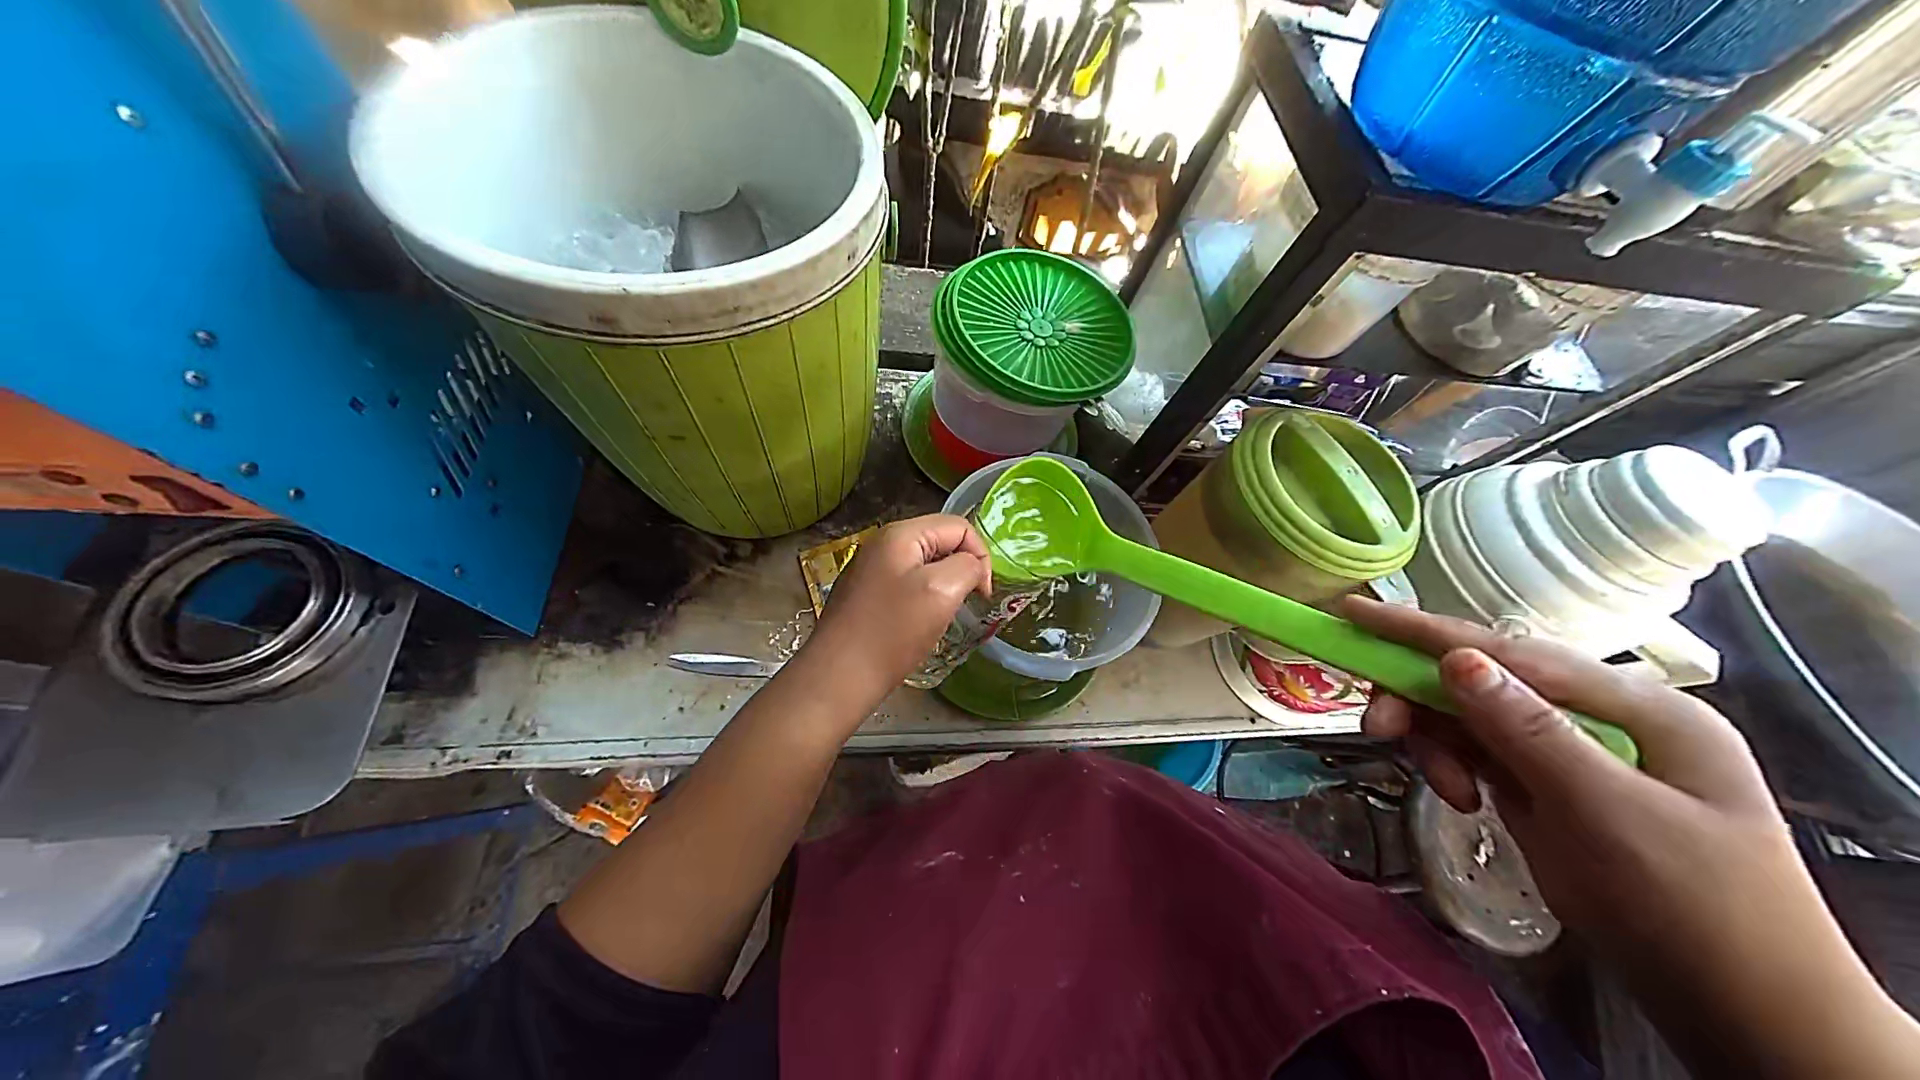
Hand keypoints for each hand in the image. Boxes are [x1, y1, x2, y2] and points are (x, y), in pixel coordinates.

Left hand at [799, 514, 991, 702]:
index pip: (959, 526)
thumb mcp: (942, 591)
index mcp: (900, 534)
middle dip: (960, 569)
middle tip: (963, 605)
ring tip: (940, 617)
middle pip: (941, 542)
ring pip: (925, 565)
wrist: (839, 675)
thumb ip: (967, 566)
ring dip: (942, 587)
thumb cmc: (893, 632)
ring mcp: (870, 568)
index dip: (979, 556)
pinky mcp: (865, 593)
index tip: (981, 594)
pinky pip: (906, 584)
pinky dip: (921, 599)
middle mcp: (882, 543)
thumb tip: (972, 566)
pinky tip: (916, 625)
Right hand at [1343, 596, 1919, 1078]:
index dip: (1425, 631)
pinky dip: (1452, 766)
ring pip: (1468, 717)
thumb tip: (1456, 660)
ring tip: (1445, 789)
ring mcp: (1568, 752)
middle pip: (1479, 682)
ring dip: (1437, 743)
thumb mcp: (1609, 814)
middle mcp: (1596, 716)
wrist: (1740, 1010)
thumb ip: (1529, 731)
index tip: (1354, 613)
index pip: (1510, 652)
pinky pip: (1473, 752)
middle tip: (1377, 728)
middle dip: (1423, 700)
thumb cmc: (1695, 906)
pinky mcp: (1542, 784)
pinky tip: (1461, 798)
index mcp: (1634, 705)